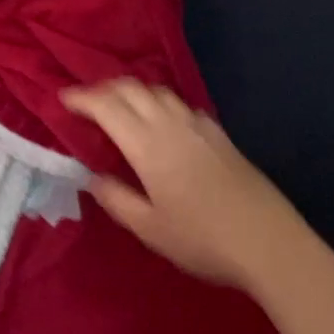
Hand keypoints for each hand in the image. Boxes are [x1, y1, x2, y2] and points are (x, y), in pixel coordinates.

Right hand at [61, 78, 303, 288]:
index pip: (105, 105)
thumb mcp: (150, 229)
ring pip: (157, 90)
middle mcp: (170, 124)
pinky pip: (180, 104)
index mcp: (147, 144)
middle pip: (130, 88)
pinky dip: (159, 102)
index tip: (62, 99)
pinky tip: (161, 122)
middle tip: (86, 102)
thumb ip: (116, 198)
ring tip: (119, 106)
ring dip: (131, 91)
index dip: (80, 98)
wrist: (272, 245)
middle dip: (102, 88)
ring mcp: (199, 126)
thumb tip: (92, 176)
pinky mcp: (220, 135)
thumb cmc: (204, 240)